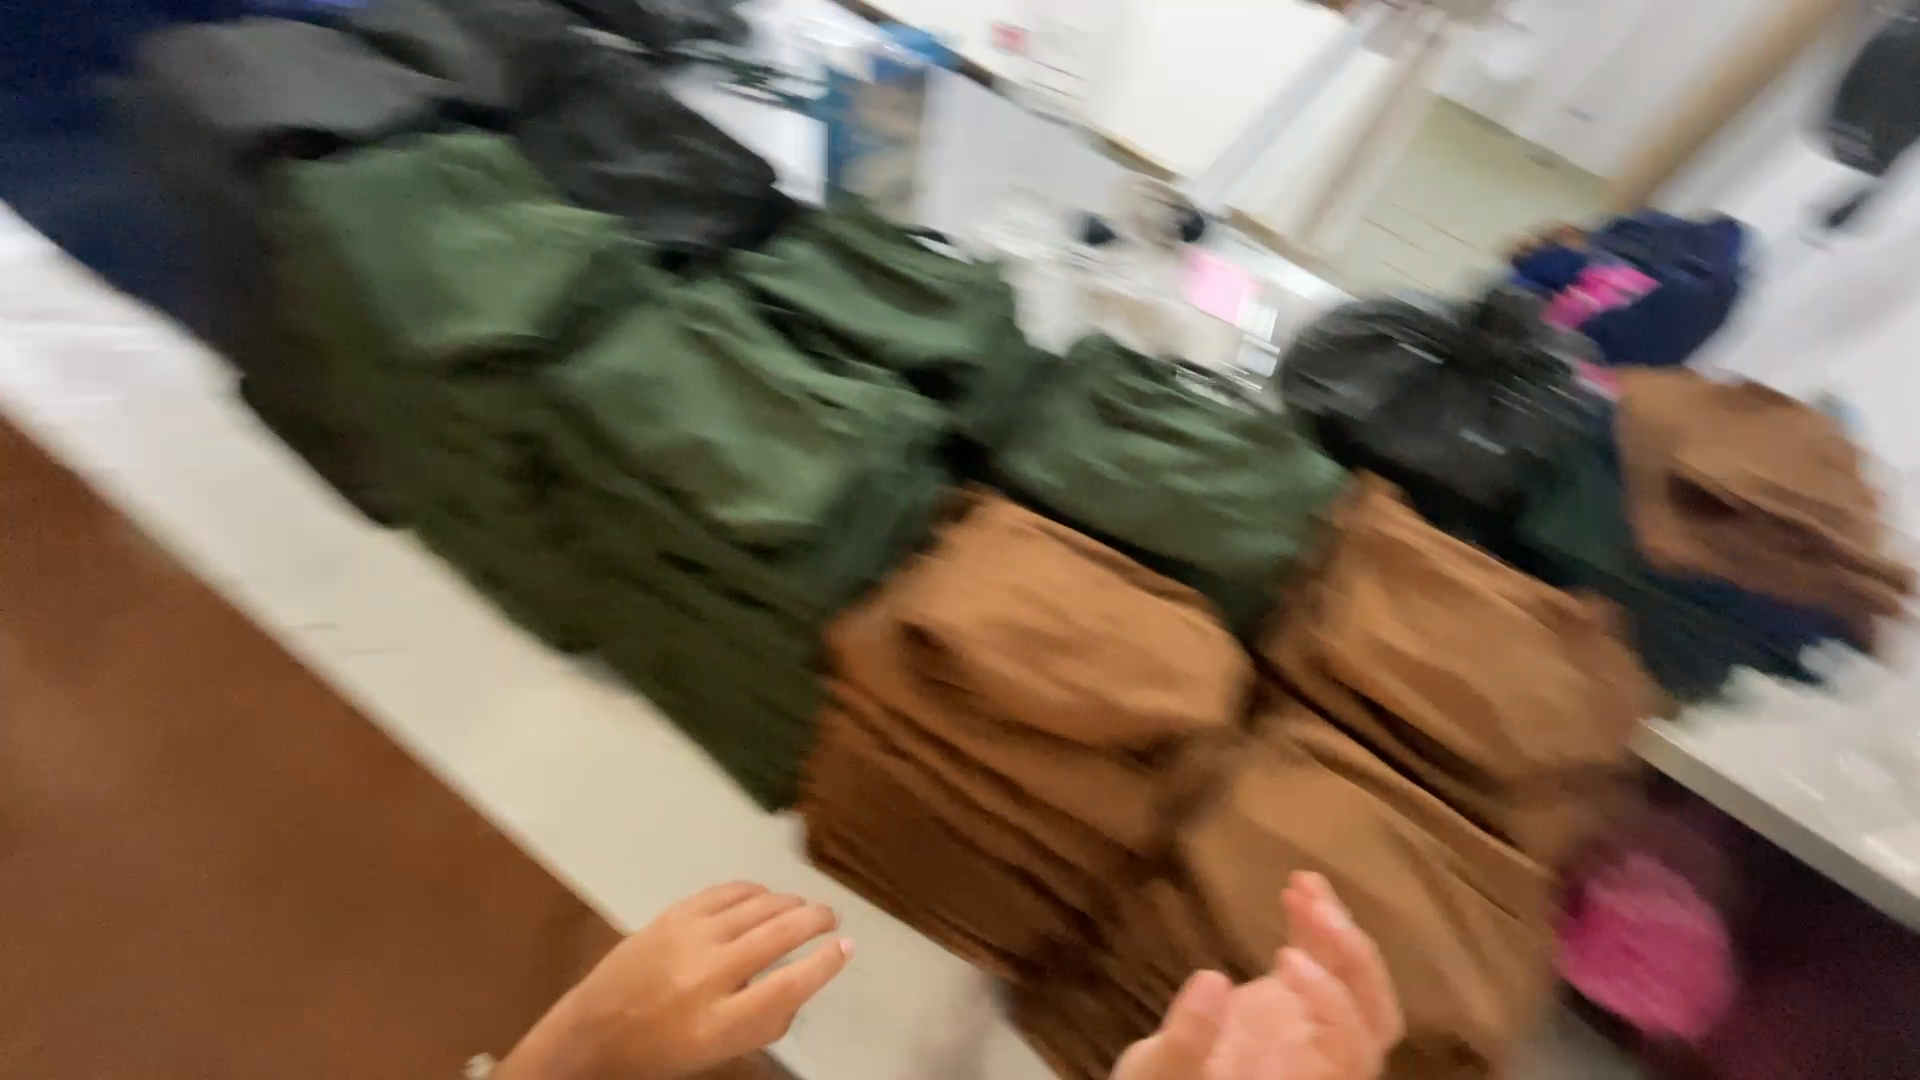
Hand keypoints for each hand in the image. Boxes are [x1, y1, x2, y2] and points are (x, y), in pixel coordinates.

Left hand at [497, 882, 853, 1079]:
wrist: (590, 1033)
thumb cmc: (658, 1055)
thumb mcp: (713, 1054)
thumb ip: (761, 1023)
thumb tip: (801, 983)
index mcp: (718, 1024)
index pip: (787, 988)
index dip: (824, 965)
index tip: (846, 948)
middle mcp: (707, 976)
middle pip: (779, 935)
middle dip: (816, 921)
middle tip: (833, 919)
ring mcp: (689, 938)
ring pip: (759, 906)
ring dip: (790, 902)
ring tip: (804, 906)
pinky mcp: (675, 914)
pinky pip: (729, 891)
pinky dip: (756, 891)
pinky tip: (766, 897)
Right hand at [1110, 873, 1401, 1079]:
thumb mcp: (1163, 1075)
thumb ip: (1187, 1039)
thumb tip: (1214, 979)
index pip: (1351, 1048)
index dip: (1333, 1002)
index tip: (1285, 958)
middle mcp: (1320, 1060)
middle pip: (1374, 1018)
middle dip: (1355, 960)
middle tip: (1317, 911)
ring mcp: (1308, 1027)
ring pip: (1354, 985)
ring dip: (1337, 930)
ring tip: (1304, 882)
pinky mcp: (1290, 1002)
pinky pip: (1319, 962)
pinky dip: (1314, 926)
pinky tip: (1294, 887)